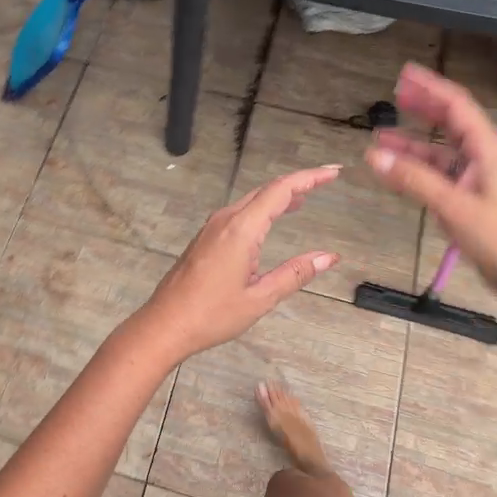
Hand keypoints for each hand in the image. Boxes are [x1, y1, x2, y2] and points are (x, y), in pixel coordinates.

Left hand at [132, 166, 341, 361]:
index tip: (333, 172)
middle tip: (326, 180)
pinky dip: (262, 208)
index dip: (309, 178)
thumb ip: (295, 274)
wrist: (164, 324)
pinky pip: (240, 212)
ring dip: (278, 196)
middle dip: (298, 183)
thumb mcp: (260, 298)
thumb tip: (329, 257)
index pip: (281, 191)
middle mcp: (226, 220)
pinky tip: (271, 220)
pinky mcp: (205, 238)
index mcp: (241, 229)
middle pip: (266, 190)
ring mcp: (212, 227)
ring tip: (304, 199)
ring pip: (251, 200)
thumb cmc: (212, 315)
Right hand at [364, 63, 496, 296]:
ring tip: (380, 137)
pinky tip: (395, 170)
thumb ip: (413, 179)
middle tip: (394, 94)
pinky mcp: (469, 198)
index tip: (404, 74)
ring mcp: (476, 178)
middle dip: (422, 108)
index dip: (430, 87)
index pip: (456, 106)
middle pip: (449, 123)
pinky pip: (438, 174)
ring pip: (439, 151)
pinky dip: (416, 169)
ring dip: (412, 143)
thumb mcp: (454, 206)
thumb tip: (374, 156)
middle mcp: (482, 156)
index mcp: (487, 149)